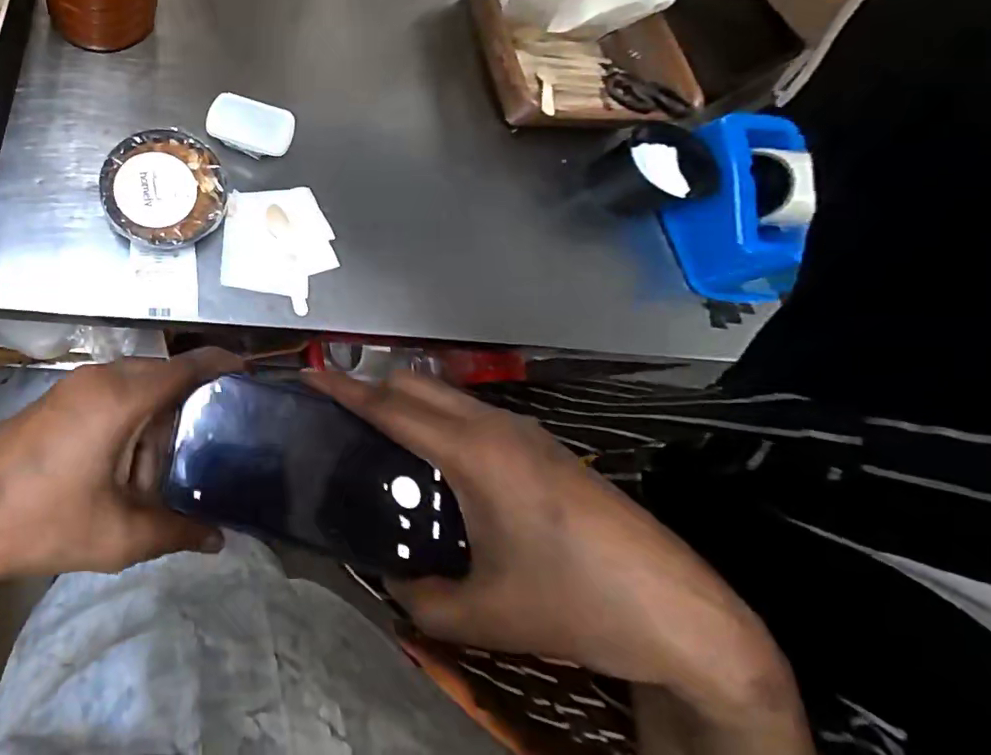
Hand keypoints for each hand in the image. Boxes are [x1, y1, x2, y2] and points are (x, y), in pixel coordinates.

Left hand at [0, 348, 240, 592]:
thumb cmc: (46, 523)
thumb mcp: (120, 534)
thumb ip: (177, 531)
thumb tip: (218, 538)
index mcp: (120, 398)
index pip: (185, 367)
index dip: (220, 364)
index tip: (249, 373)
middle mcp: (99, 378)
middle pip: (160, 375)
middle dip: (187, 401)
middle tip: (212, 438)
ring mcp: (72, 385)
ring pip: (133, 385)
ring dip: (153, 416)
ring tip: (163, 465)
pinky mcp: (55, 398)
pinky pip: (108, 393)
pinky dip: (128, 417)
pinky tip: (123, 461)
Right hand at [302, 370, 801, 723]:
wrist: (681, 612)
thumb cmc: (576, 603)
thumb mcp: (485, 613)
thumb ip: (420, 599)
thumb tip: (388, 582)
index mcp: (474, 454)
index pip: (391, 406)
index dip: (344, 389)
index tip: (308, 377)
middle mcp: (497, 428)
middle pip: (414, 384)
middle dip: (369, 388)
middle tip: (336, 416)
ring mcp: (526, 433)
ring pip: (446, 396)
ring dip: (407, 402)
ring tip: (379, 438)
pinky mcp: (545, 447)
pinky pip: (472, 414)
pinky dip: (438, 418)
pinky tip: (438, 466)